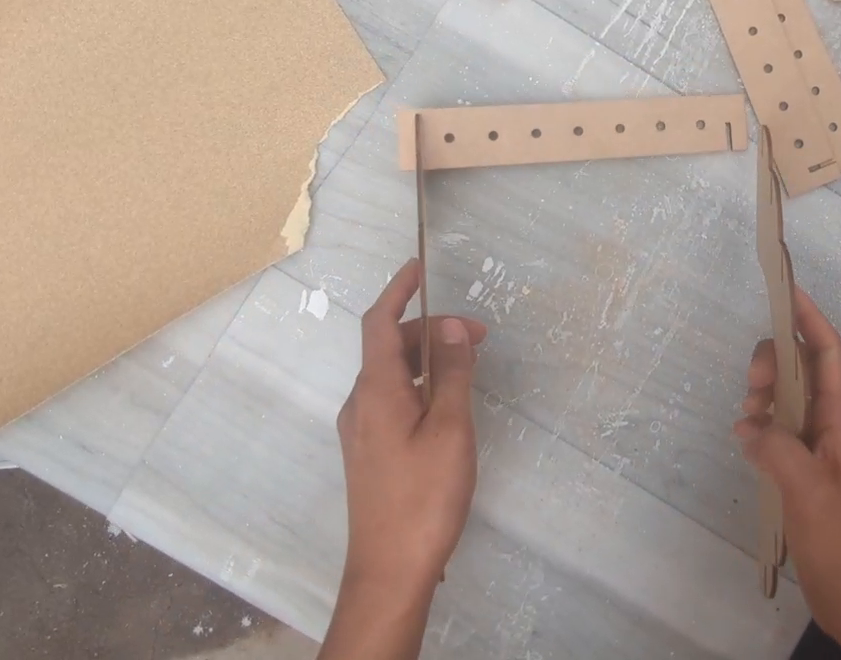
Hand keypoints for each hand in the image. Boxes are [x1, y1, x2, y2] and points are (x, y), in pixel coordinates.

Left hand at [321, 260, 487, 659]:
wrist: (389, 572)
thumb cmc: (424, 495)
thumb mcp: (450, 427)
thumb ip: (453, 372)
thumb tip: (452, 326)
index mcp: (376, 390)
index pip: (379, 323)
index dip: (398, 290)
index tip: (420, 267)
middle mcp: (360, 403)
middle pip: (389, 346)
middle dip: (431, 329)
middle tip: (479, 336)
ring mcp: (362, 430)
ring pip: (392, 374)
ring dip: (428, 358)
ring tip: (470, 367)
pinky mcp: (370, 452)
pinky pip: (393, 398)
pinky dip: (420, 383)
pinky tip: (448, 403)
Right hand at [735, 284, 840, 659]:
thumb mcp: (808, 492)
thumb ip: (777, 448)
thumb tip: (750, 425)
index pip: (829, 354)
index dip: (812, 318)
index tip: (788, 291)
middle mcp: (830, 427)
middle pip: (803, 369)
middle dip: (775, 361)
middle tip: (753, 386)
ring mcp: (817, 450)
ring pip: (789, 397)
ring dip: (765, 393)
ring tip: (747, 417)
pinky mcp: (803, 473)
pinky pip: (778, 430)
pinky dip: (759, 424)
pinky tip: (745, 439)